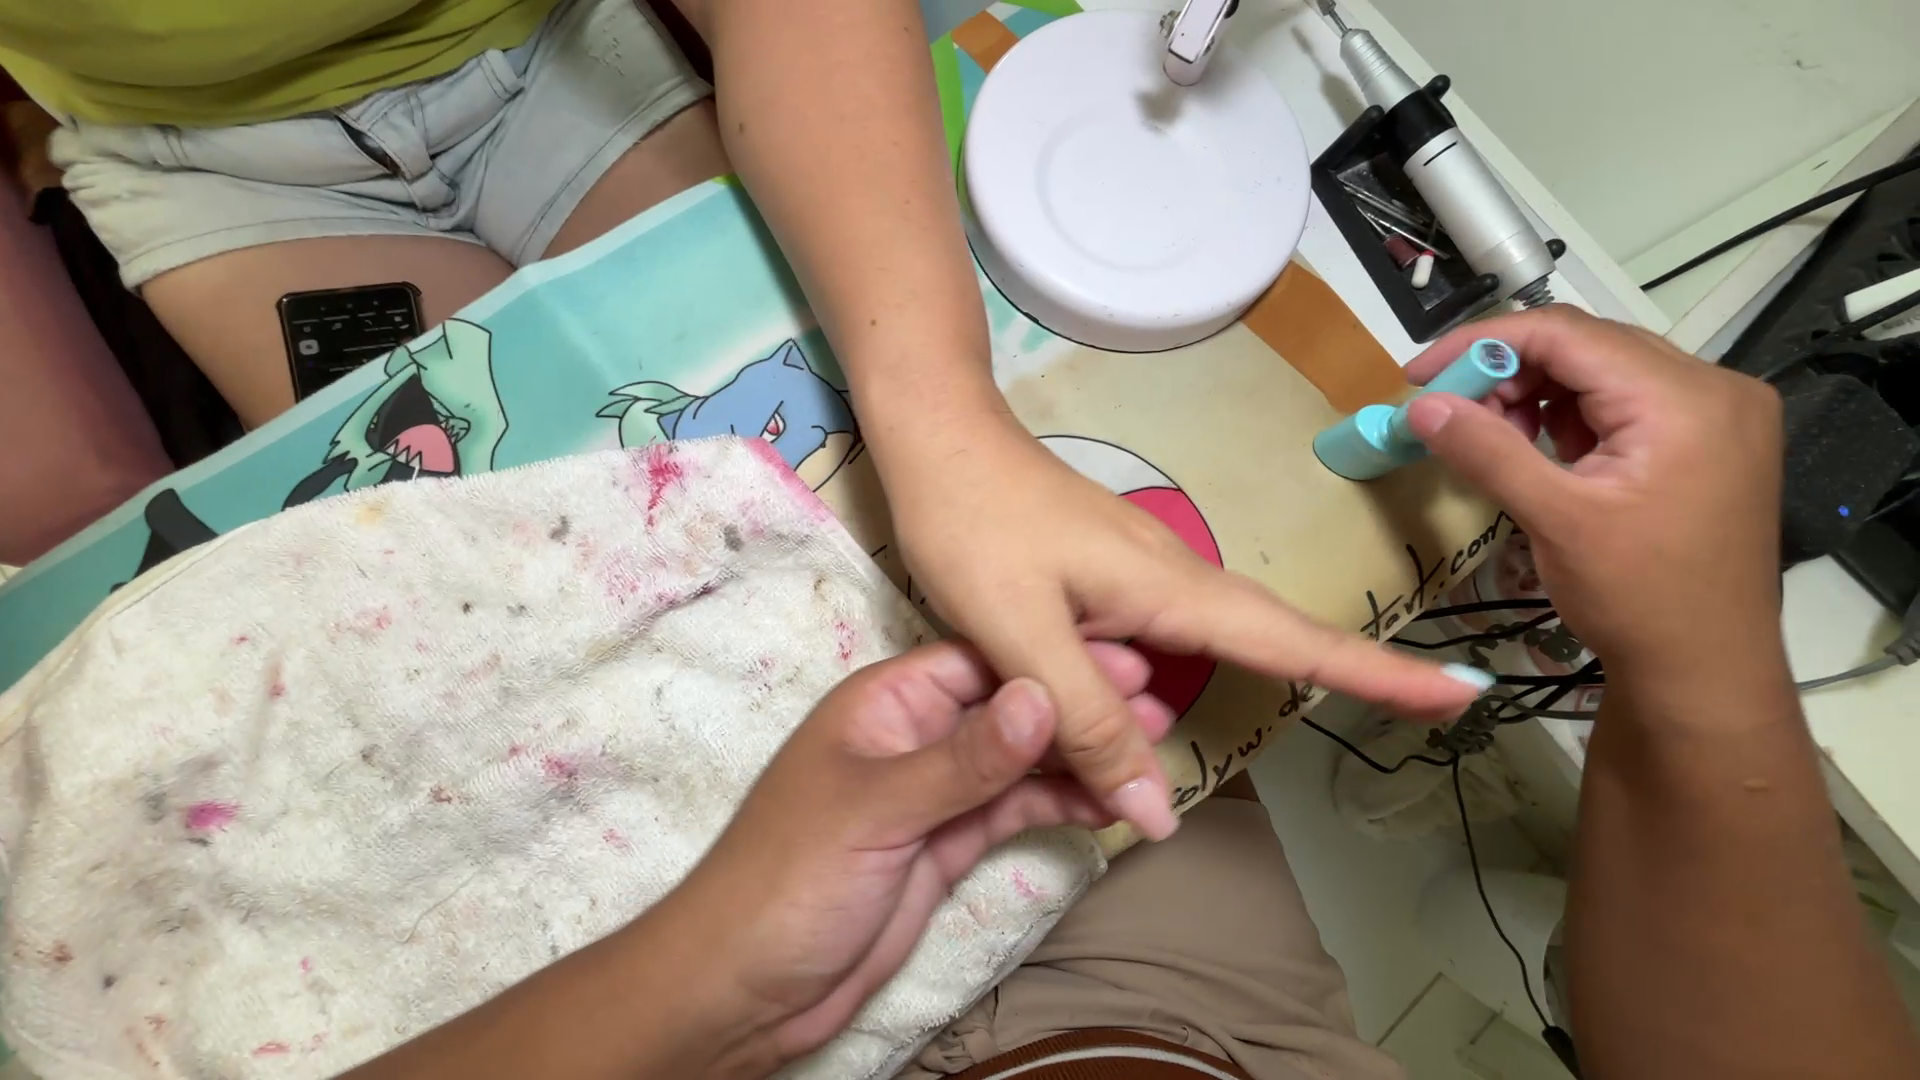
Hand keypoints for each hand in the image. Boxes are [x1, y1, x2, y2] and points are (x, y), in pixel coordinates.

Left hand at [657, 640, 1175, 1077]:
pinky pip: (1013, 811)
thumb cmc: (792, 878)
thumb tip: (1042, 694)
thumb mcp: (878, 808)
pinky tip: (1108, 805)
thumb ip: (964, 758)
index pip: (981, 661)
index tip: (1125, 661)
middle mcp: (917, 735)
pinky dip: (1059, 807)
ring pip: (1020, 763)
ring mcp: (936, 790)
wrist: (747, 990)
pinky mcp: (948, 840)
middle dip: (1078, 709)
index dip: (1051, 658)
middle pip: (1009, 710)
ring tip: (1150, 758)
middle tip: (1156, 708)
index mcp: (888, 702)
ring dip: (1079, 761)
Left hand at [872, 411, 1491, 841]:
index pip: (1291, 638)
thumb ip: (1087, 723)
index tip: (1456, 694)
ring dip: (1238, 684)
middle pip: (1264, 637)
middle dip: (1339, 673)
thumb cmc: (975, 528)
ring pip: (1198, 644)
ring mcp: (1135, 569)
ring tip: (1257, 728)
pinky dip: (1164, 675)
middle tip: (1412, 709)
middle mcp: (1167, 575)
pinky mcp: (1102, 572)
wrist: (937, 442)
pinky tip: (1140, 704)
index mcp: (1167, 588)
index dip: (1373, 672)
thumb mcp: (1022, 635)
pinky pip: (1152, 635)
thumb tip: (1160, 814)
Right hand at [1402, 306, 1783, 677]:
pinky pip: (1616, 403)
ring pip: (1597, 372)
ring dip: (1529, 393)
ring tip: (1485, 436)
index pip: (1568, 334)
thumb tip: (1420, 406)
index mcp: (1684, 399)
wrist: (1703, 662)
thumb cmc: (1635, 594)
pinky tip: (1529, 446)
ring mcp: (1710, 414)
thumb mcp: (1553, 518)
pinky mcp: (1699, 440)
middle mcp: (1710, 388)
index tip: (1418, 375)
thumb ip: (1487, 452)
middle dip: (1504, 371)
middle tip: (1445, 412)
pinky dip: (1561, 415)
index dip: (1483, 343)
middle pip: (1585, 346)